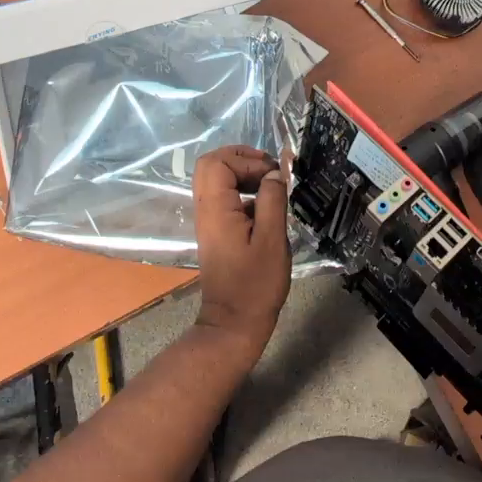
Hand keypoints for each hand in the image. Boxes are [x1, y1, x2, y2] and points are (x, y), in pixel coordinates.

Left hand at [190, 146, 291, 359]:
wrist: (233, 323)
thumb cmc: (255, 284)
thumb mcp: (272, 240)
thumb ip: (272, 200)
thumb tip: (275, 173)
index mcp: (216, 210)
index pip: (219, 163)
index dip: (247, 160)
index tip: (273, 174)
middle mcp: (206, 210)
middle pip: (211, 165)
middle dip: (241, 159)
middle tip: (268, 168)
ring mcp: (209, 221)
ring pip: (215, 180)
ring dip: (242, 173)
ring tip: (270, 184)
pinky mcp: (216, 231)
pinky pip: (223, 197)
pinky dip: (242, 191)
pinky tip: (266, 206)